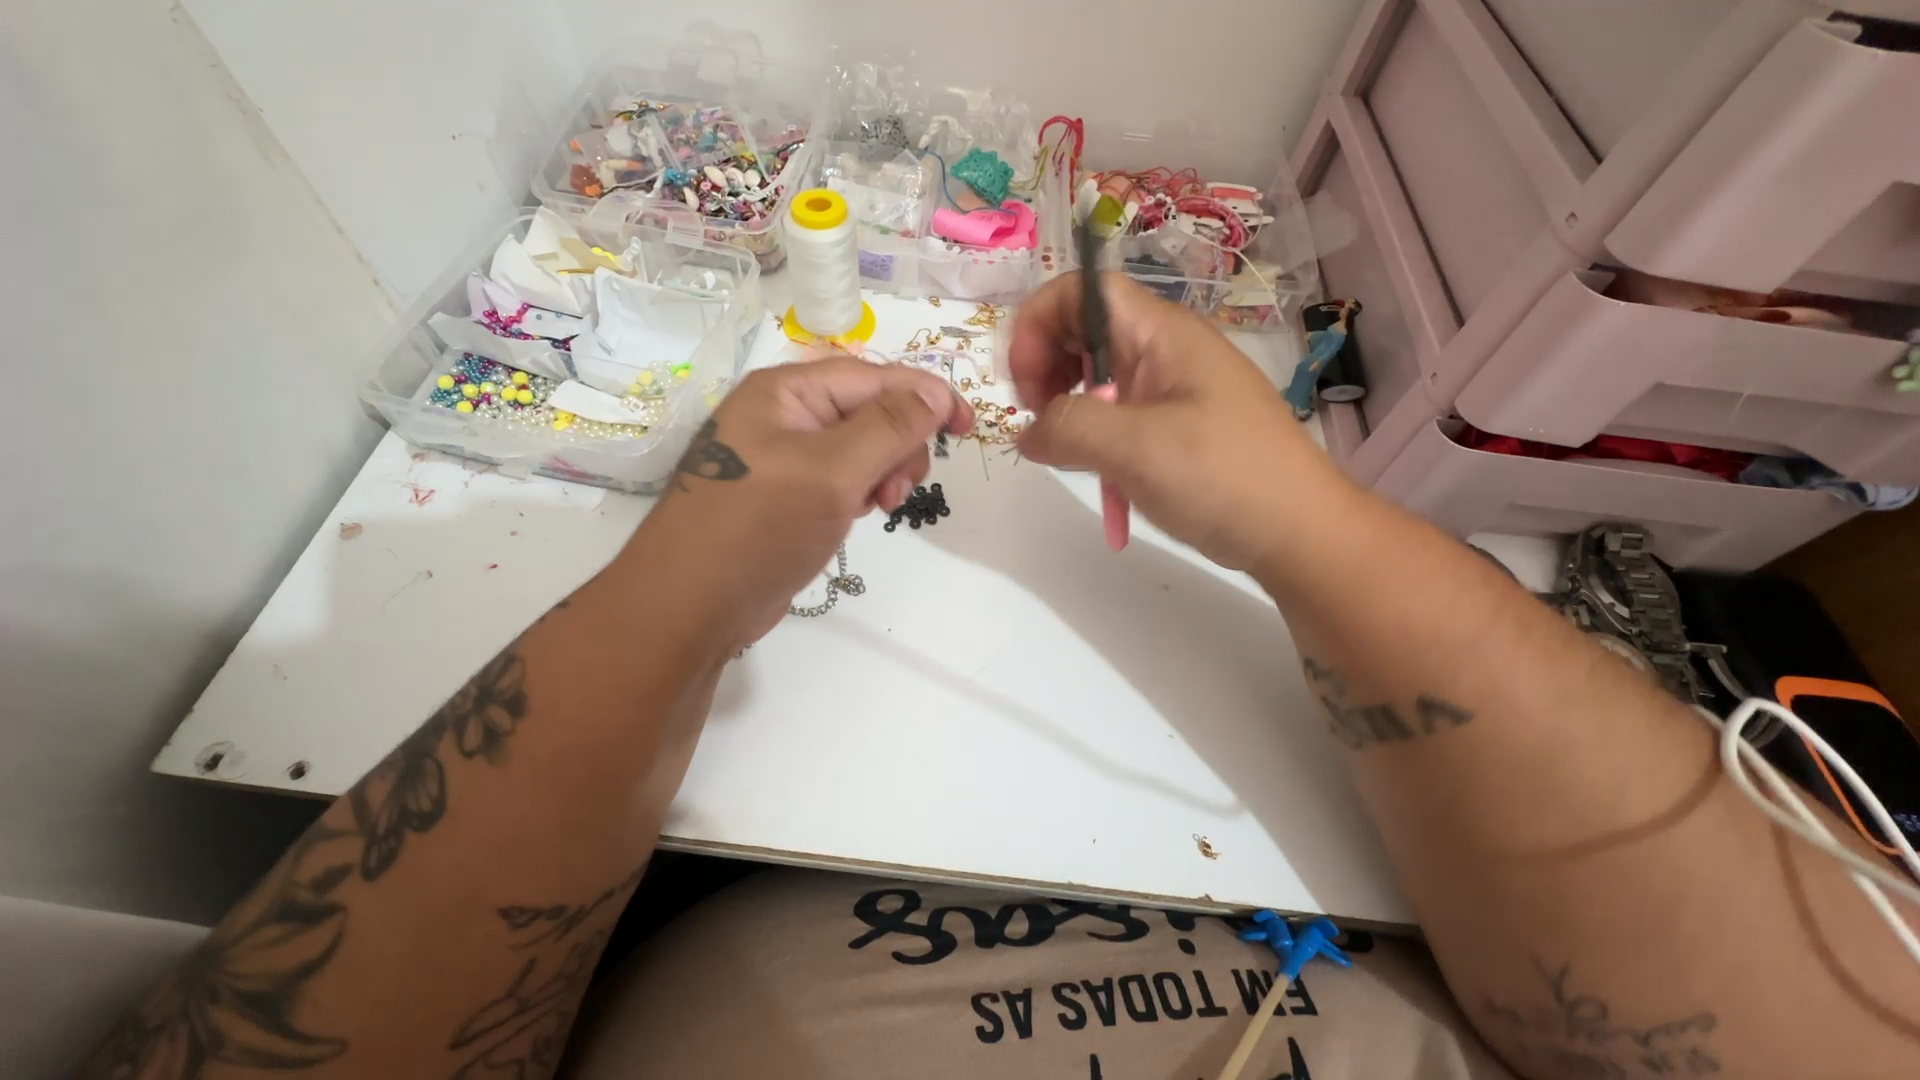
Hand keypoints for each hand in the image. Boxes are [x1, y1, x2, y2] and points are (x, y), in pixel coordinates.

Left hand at [628, 353, 971, 652]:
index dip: (925, 396)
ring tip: (880, 507)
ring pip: (860, 447)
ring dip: (884, 471)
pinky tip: (860, 515)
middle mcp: (783, 415)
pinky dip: (861, 491)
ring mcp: (783, 457)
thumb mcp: (832, 471)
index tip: (966, 428)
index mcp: (786, 391)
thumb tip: (936, 392)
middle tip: (897, 489)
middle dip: (899, 443)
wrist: (690, 606)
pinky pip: (841, 477)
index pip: (874, 376)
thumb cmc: (758, 528)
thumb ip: (889, 427)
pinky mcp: (786, 495)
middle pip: (869, 409)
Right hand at [1011, 272, 1348, 571]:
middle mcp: (1164, 349)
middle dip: (1045, 367)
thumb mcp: (1136, 447)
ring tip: (1062, 449)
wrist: (1298, 531)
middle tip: (1040, 423)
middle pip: (1082, 329)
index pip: (1081, 289)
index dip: (1038, 323)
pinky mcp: (1176, 425)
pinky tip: (1094, 467)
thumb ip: (1068, 428)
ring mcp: (1172, 388)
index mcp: (1160, 332)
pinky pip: (1118, 413)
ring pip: (1097, 375)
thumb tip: (1027, 433)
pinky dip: (1092, 433)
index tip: (1024, 386)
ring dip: (1066, 405)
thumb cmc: (1222, 476)